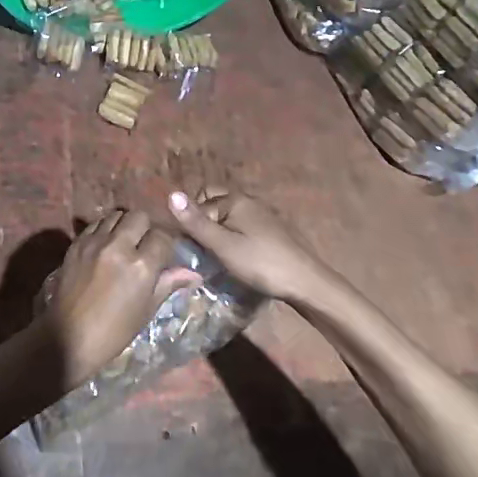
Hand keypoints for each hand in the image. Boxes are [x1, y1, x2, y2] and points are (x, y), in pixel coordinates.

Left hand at [43, 210, 201, 387]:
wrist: (68, 337)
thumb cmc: (114, 331)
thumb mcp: (147, 310)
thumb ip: (168, 283)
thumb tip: (193, 274)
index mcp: (141, 266)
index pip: (163, 237)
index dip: (167, 245)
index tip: (165, 254)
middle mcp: (118, 246)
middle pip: (139, 217)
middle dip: (146, 228)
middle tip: (145, 245)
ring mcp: (94, 242)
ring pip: (116, 215)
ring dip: (125, 225)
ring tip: (125, 242)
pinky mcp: (76, 243)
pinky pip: (96, 224)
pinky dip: (105, 230)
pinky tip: (106, 246)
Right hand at [168, 188, 331, 303]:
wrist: (306, 282)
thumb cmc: (260, 263)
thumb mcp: (223, 245)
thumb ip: (196, 222)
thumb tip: (171, 194)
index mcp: (234, 199)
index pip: (199, 202)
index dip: (189, 223)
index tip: (186, 247)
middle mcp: (248, 200)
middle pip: (214, 202)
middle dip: (202, 220)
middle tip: (198, 247)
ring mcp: (261, 214)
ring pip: (228, 215)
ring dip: (217, 229)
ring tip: (212, 255)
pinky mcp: (270, 230)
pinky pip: (241, 225)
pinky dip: (232, 236)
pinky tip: (233, 256)